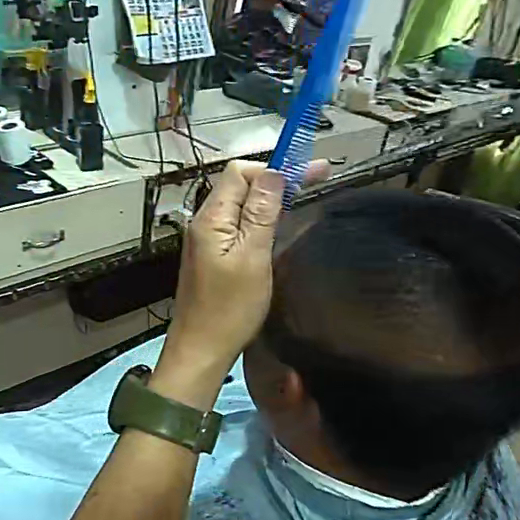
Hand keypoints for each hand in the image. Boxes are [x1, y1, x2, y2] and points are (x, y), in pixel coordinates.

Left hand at [151, 159, 327, 405]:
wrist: (201, 351)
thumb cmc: (229, 309)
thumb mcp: (253, 258)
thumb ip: (262, 214)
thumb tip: (274, 173)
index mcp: (212, 218)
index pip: (240, 172)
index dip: (274, 167)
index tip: (310, 173)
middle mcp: (205, 222)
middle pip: (240, 184)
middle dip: (277, 178)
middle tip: (317, 178)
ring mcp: (207, 239)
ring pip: (240, 204)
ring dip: (270, 196)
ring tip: (304, 194)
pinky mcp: (212, 254)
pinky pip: (238, 223)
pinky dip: (260, 216)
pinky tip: (279, 223)